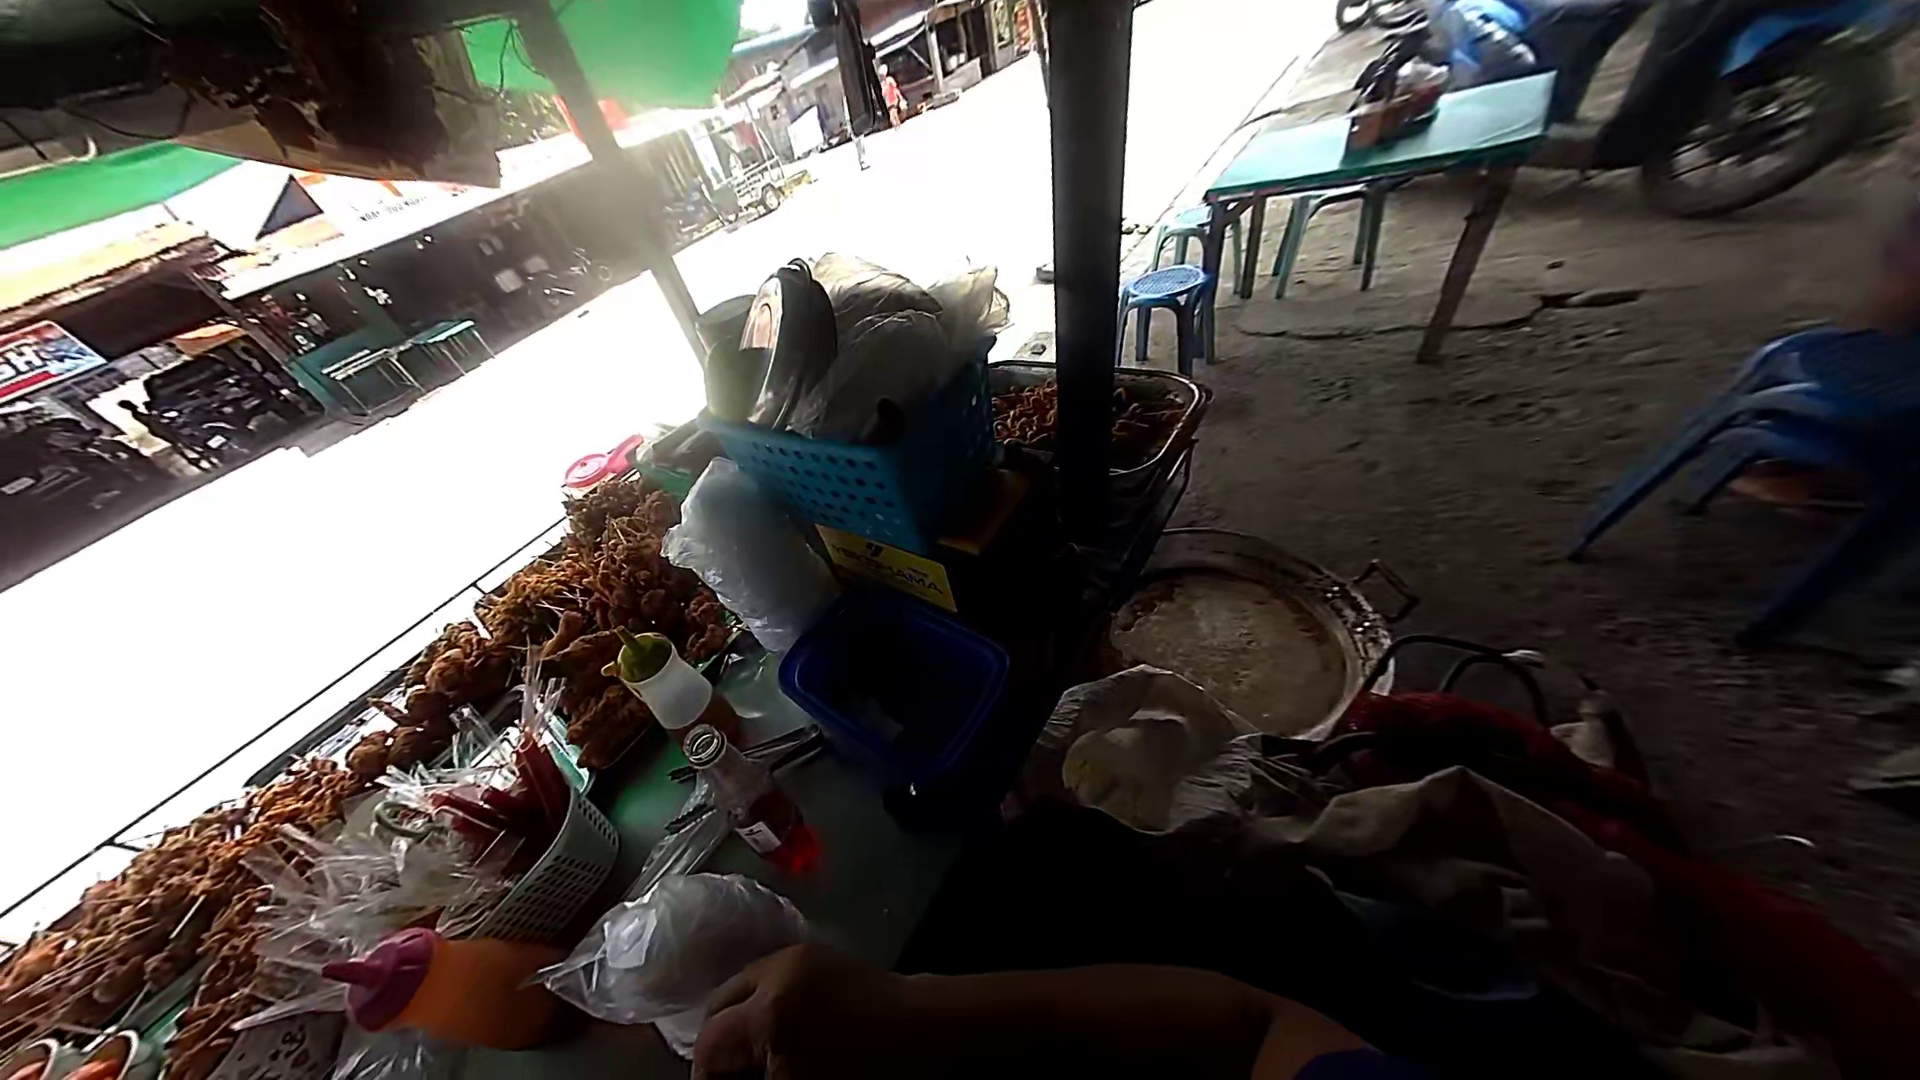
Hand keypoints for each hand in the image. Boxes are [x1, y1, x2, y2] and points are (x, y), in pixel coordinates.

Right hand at [691, 944, 909, 1079]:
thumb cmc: (858, 1072)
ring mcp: (800, 954)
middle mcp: (779, 969)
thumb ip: (749, 1074)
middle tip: (732, 1075)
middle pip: (720, 1002)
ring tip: (755, 1055)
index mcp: (769, 1010)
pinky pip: (773, 974)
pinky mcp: (817, 952)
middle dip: (718, 1040)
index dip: (705, 1075)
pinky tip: (779, 1030)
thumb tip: (720, 1073)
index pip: (708, 1041)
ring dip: (740, 1017)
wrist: (918, 1034)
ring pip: (745, 983)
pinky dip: (764, 999)